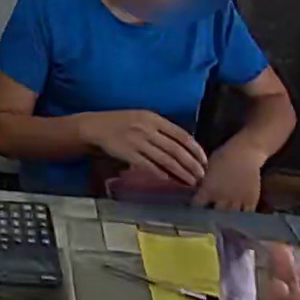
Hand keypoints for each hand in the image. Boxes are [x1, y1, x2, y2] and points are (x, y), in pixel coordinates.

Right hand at [78, 110, 206, 186]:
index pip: (181, 134)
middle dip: (192, 165)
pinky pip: (150, 166)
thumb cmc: (120, 122)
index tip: (204, 161)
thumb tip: (183, 144)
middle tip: (201, 176)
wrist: (95, 126)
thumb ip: (160, 128)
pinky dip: (162, 175)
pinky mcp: (128, 153)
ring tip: (191, 181)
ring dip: (181, 173)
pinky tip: (171, 181)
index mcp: (152, 118)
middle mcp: (147, 128)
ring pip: (166, 160)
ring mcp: (137, 141)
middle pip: (176, 149)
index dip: (195, 149)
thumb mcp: (141, 117)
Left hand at [194, 140, 266, 209]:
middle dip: (211, 213)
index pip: (198, 204)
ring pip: (231, 216)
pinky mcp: (251, 201)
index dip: (196, 206)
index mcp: (209, 189)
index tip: (195, 207)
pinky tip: (238, 213)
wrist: (245, 153)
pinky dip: (241, 214)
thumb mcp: (207, 168)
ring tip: (225, 215)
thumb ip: (204, 183)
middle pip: (215, 213)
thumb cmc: (223, 156)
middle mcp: (222, 198)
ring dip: (227, 216)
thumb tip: (199, 192)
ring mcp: (238, 201)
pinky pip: (246, 214)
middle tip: (211, 212)